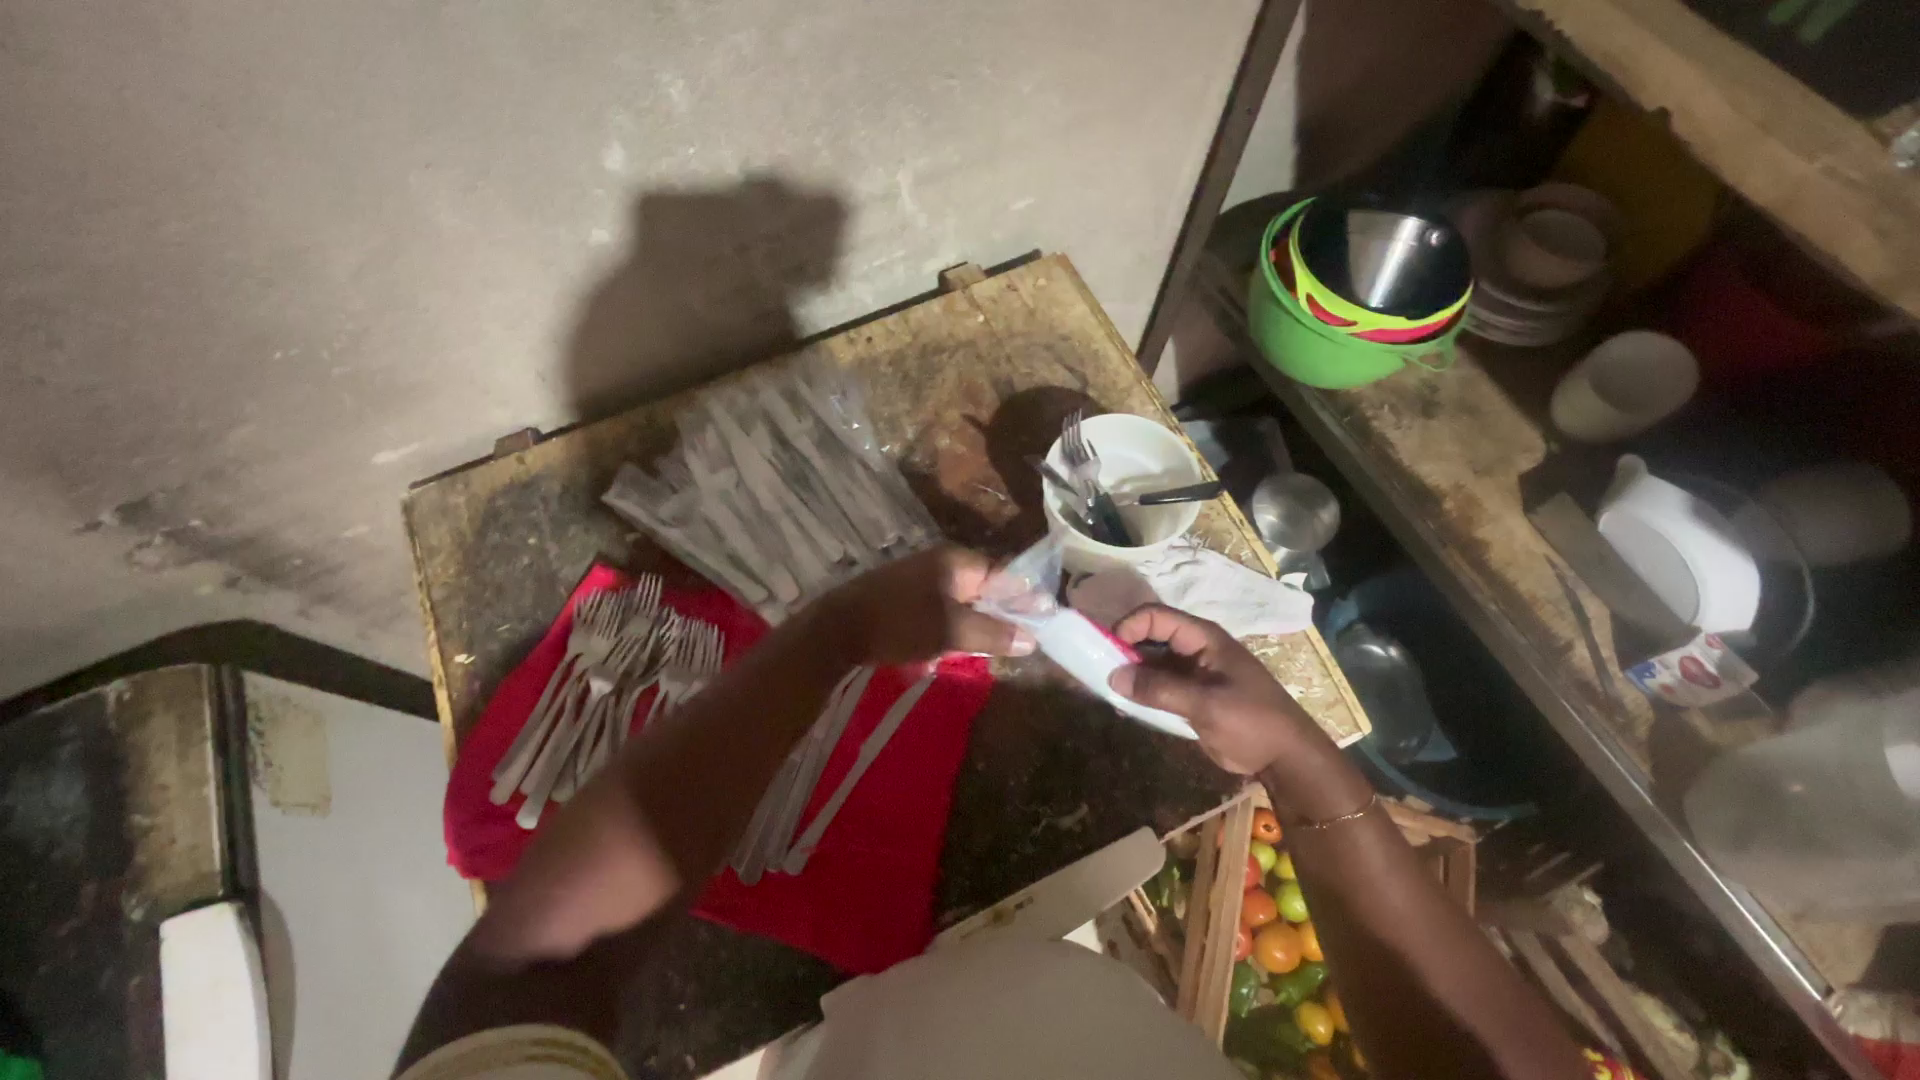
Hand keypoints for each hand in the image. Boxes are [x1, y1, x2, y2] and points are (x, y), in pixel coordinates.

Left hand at [820, 546, 1035, 665]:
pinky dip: (949, 626)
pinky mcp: (901, 596)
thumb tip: (1032, 638)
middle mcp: (939, 563)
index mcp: (955, 561)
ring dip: (973, 623)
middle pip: (982, 587)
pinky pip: (938, 609)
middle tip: (1018, 639)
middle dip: (999, 613)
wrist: (836, 629)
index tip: (1042, 621)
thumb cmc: (899, 623)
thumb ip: (993, 633)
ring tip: (987, 648)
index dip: (1024, 598)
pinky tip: (949, 649)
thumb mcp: (951, 632)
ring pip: (959, 600)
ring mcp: (918, 578)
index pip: (1003, 574)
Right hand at [1107, 604, 1330, 775]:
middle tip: (1098, 672)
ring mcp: (1191, 674)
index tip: (1108, 650)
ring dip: (1129, 675)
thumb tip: (1114, 677)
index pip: (1156, 617)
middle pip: (1148, 638)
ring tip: (1106, 692)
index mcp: (1203, 638)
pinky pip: (1157, 687)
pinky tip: (1124, 707)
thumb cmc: (1252, 722)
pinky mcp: (1189, 696)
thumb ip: (1159, 690)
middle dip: (1122, 651)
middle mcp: (1194, 649)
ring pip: (1150, 665)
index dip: (1129, 627)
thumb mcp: (1206, 705)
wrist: (1285, 757)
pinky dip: (1139, 694)